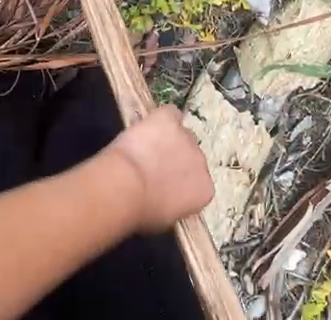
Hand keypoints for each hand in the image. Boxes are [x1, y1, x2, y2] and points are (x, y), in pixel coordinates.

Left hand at [103, 104, 213, 233]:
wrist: (126, 186)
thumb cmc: (143, 211)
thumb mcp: (166, 217)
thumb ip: (176, 203)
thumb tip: (169, 197)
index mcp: (204, 190)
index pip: (198, 181)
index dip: (181, 180)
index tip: (166, 182)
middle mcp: (202, 162)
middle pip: (191, 154)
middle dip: (176, 157)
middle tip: (154, 163)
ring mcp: (186, 137)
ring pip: (180, 132)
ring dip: (167, 137)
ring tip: (146, 144)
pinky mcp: (169, 118)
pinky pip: (170, 113)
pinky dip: (160, 117)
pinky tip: (149, 123)